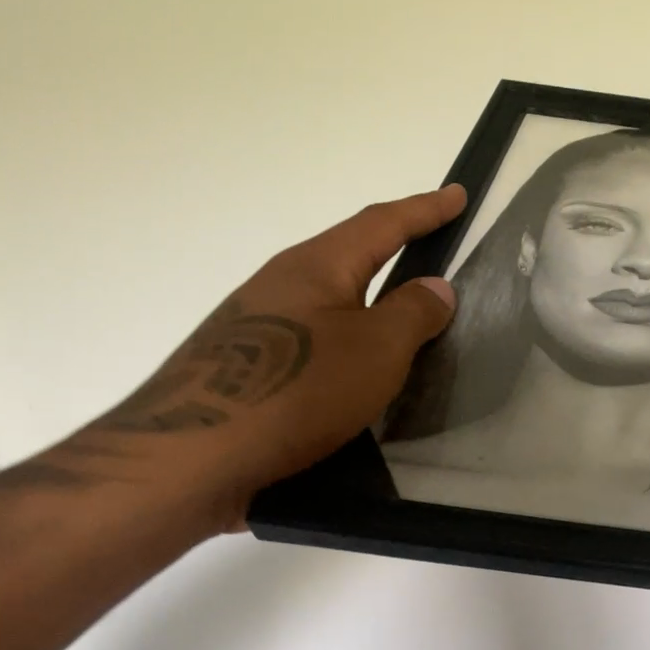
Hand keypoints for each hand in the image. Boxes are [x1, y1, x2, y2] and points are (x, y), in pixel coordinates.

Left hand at [59, 185, 468, 530]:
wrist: (193, 455)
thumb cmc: (298, 389)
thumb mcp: (378, 350)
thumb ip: (413, 314)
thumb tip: (435, 286)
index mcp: (316, 266)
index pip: (381, 225)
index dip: (424, 210)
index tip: (456, 195)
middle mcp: (281, 283)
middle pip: (347, 254)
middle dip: (391, 248)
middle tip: (431, 248)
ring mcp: (257, 325)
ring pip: (329, 298)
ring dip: (369, 298)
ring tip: (404, 316)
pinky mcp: (246, 365)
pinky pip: (314, 335)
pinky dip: (348, 337)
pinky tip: (356, 367)